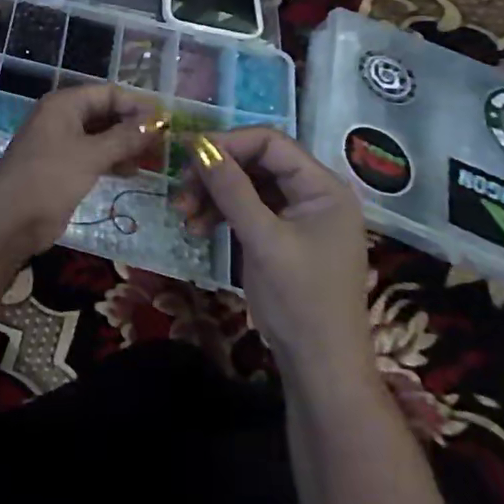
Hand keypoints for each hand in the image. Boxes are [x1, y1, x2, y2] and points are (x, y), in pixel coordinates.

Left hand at [0, 85, 158, 256]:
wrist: (10, 218)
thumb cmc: (49, 178)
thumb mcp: (91, 155)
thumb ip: (125, 137)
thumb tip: (156, 122)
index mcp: (63, 105)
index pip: (107, 93)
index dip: (136, 105)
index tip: (165, 123)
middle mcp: (61, 119)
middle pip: (104, 113)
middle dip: (132, 126)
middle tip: (164, 144)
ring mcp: (60, 144)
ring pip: (100, 136)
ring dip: (125, 145)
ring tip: (153, 160)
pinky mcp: (62, 168)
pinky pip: (93, 156)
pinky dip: (112, 161)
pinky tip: (132, 173)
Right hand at [173, 127, 373, 386]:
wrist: (318, 361)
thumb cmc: (300, 298)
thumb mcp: (262, 239)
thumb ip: (231, 189)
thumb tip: (198, 145)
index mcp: (323, 188)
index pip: (270, 143)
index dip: (227, 142)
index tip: (186, 155)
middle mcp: (312, 193)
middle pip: (254, 161)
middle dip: (214, 173)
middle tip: (180, 190)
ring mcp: (295, 214)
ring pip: (244, 184)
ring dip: (210, 194)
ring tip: (183, 215)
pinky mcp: (278, 233)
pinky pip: (243, 207)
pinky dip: (218, 213)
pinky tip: (196, 228)